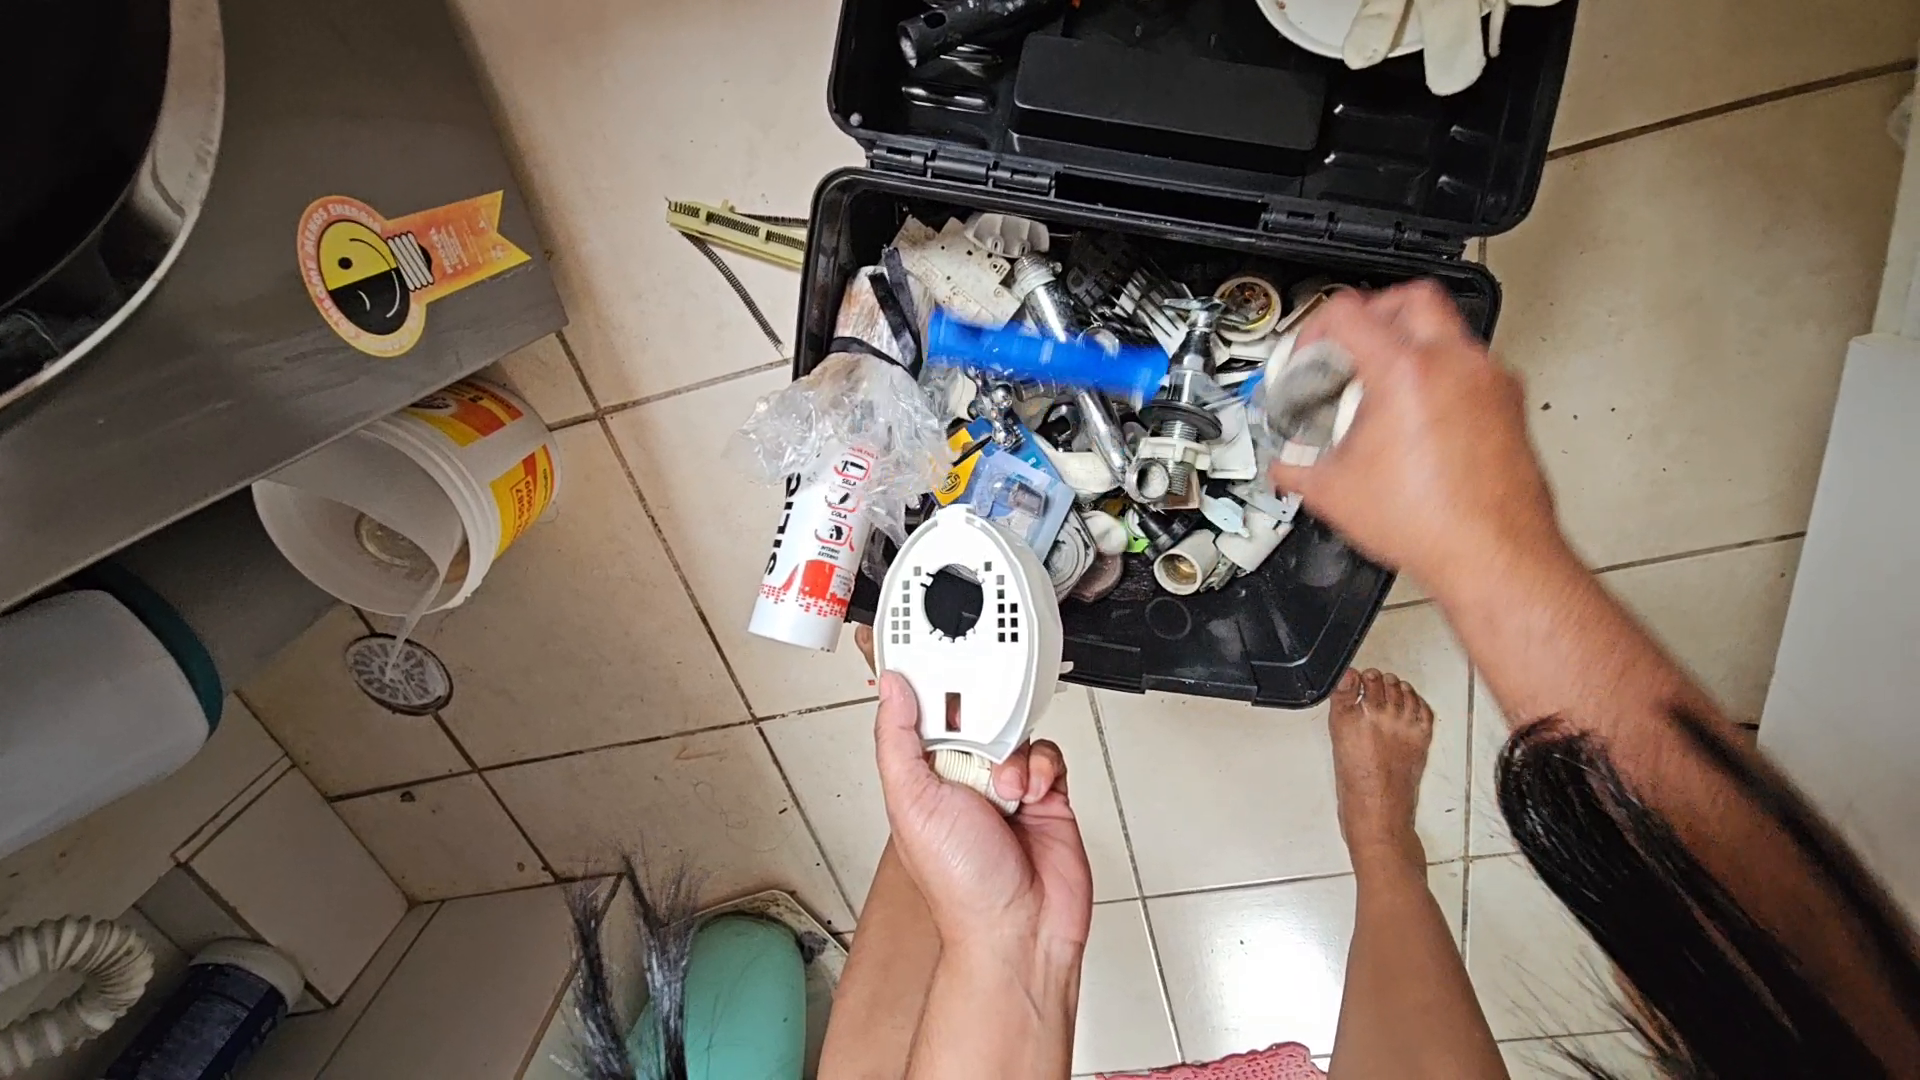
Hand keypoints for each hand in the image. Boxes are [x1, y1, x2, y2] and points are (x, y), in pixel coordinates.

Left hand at [868, 665, 1092, 963]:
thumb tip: (891, 688)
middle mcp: (963, 775)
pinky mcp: (1043, 792)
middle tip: (981, 735)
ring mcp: (1004, 783)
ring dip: (1013, 753)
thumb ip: (897, 741)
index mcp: (924, 774)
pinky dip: (1042, 767)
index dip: (931, 687)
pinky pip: (1048, 752)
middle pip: (975, 712)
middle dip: (983, 720)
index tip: (935, 659)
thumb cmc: (959, 886)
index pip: (924, 712)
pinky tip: (1029, 794)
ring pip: (1015, 728)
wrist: (1020, 931)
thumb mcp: (912, 804)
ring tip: (1005, 789)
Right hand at [1269, 280, 1569, 598]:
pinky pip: (1468, 365)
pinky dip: (1435, 374)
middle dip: (1369, 313)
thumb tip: (1283, 465)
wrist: (1491, 554)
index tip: (1308, 355)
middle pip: (1410, 297)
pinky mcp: (1507, 404)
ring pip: (1445, 328)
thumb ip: (1294, 467)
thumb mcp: (1330, 491)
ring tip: (1375, 387)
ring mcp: (1490, 381)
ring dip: (1405, 344)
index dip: (1314, 328)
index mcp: (1405, 372)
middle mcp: (1455, 365)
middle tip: (1345, 347)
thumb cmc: (1428, 522)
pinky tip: (1411, 417)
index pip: (1349, 312)